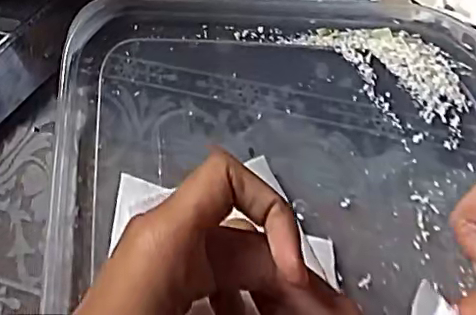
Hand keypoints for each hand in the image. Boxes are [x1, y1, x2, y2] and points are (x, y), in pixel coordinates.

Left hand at [77, 149, 357, 314]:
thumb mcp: (194, 314)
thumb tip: (308, 297)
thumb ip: (251, 306)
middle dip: (298, 282)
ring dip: (281, 301)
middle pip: (247, 240)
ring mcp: (167, 265)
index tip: (297, 274)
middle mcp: (168, 237)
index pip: (225, 175)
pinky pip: (218, 291)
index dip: (273, 211)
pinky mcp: (167, 292)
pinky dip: (249, 311)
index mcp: (167, 232)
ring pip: (238, 271)